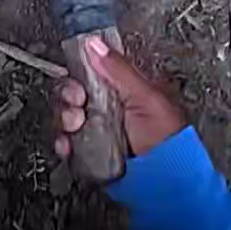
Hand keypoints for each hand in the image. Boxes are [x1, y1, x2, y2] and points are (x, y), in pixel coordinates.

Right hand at [52, 36, 186, 159]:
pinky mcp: (89, 151)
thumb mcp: (146, 98)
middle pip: (73, 91)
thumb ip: (119, 70)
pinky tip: (69, 143)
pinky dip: (63, 141)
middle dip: (69, 96)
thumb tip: (95, 44)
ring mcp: (98, 129)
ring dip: (65, 118)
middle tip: (78, 104)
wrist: (166, 185)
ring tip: (76, 125)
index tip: (78, 79)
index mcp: (124, 89)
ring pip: (66, 114)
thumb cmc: (168, 142)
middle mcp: (109, 107)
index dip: (79, 71)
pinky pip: (66, 140)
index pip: (91, 70)